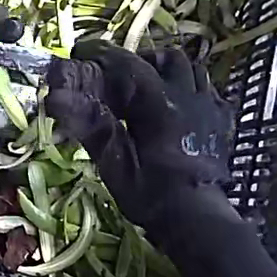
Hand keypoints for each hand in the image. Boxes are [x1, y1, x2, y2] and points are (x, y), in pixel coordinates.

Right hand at [45, 42, 276, 276]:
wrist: (198, 222)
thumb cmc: (152, 195)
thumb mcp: (114, 162)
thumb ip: (90, 124)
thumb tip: (55, 96)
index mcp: (159, 104)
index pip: (128, 64)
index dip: (102, 55)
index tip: (80, 54)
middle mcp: (188, 97)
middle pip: (166, 58)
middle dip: (140, 60)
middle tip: (118, 75)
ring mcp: (209, 109)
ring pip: (192, 70)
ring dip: (168, 70)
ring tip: (148, 86)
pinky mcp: (221, 124)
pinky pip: (208, 91)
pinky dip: (190, 89)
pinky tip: (178, 105)